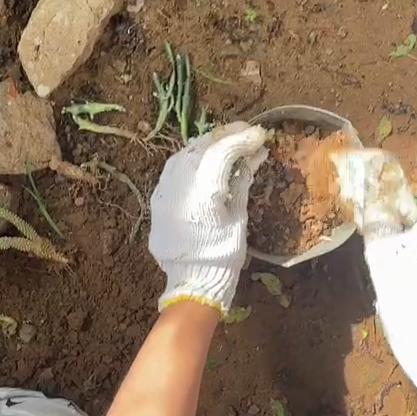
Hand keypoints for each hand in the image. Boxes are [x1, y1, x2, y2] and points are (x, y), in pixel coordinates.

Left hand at [148, 122, 270, 312]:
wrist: (192, 283)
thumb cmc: (223, 254)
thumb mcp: (239, 218)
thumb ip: (242, 182)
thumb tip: (254, 155)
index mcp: (203, 194)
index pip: (221, 152)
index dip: (241, 139)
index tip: (259, 134)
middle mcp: (178, 187)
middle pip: (200, 148)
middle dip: (224, 136)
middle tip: (245, 132)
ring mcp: (163, 193)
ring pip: (183, 155)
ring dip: (206, 145)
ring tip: (226, 142)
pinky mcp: (157, 201)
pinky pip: (173, 170)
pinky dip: (191, 159)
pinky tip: (204, 160)